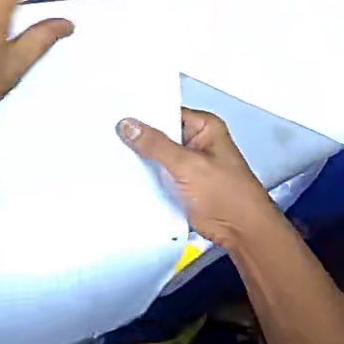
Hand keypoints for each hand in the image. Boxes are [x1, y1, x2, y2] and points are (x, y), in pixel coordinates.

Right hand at [119, 109, 283, 248]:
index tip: (113, 112)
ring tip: (104, 150)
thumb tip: (127, 124)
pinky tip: (119, 173)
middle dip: (137, 136)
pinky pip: (159, 175)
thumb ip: (155, 145)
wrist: (241, 231)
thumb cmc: (224, 193)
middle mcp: (196, 141)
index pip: (167, 112)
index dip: (142, 113)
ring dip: (139, 158)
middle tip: (103, 131)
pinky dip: (145, 176)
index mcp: (204, 127)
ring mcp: (188, 164)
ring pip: (157, 156)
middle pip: (160, 134)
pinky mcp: (182, 185)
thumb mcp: (187, 165)